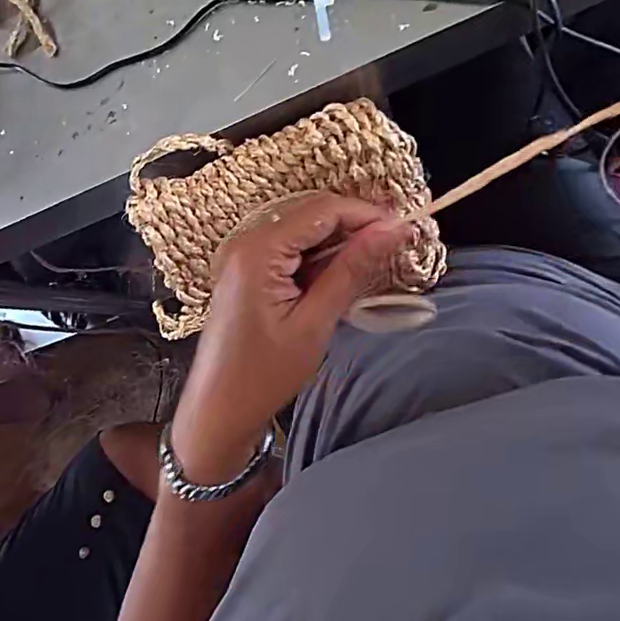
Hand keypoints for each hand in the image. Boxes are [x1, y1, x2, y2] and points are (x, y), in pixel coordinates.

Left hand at [173, 193, 411, 482]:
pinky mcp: (247, 268)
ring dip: (338, 241)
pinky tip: (340, 275)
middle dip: (354, 225)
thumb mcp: (315, 321)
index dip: (366, 214)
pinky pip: (290, 247)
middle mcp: (247, 240)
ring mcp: (244, 253)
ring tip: (372, 262)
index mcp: (259, 249)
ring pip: (304, 229)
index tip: (402, 227)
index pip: (322, 210)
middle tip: (393, 244)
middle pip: (312, 214)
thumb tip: (390, 230)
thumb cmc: (264, 374)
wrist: (217, 410)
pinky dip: (318, 256)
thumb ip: (352, 269)